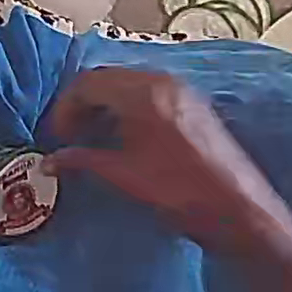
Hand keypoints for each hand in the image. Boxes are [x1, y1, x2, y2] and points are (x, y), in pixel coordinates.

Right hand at [46, 68, 291, 253]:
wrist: (241, 212)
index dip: (65, 108)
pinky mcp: (192, 104)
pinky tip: (121, 135)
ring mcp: (181, 90)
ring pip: (127, 83)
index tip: (56, 136)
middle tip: (68, 135)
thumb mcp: (124, 175)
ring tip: (90, 136)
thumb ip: (83, 160)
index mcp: (142, 93)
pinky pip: (148, 92)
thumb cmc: (179, 193)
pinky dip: (126, 106)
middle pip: (106, 78)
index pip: (88, 83)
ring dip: (103, 104)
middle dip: (82, 104)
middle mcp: (161, 81)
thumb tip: (50, 161)